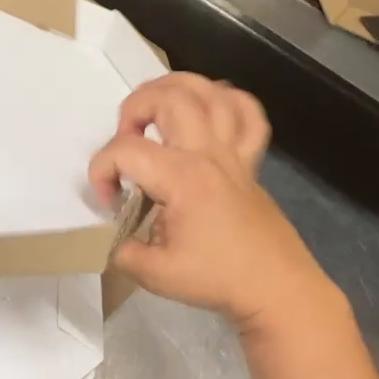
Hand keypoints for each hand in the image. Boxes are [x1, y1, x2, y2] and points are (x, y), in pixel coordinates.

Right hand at [90, 74, 339, 336]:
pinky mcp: (251, 162)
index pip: (125, 150)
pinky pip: (247, 114)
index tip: (109, 205)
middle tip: (126, 140)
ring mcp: (234, 154)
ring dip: (175, 90)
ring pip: (209, 92)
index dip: (101, 172)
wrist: (277, 288)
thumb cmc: (217, 279)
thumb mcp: (153, 274)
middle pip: (168, 97)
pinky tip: (207, 112)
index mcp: (182, 179)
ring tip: (155, 112)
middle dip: (133, 108)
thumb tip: (114, 238)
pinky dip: (226, 101)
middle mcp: (208, 154)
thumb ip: (122, 250)